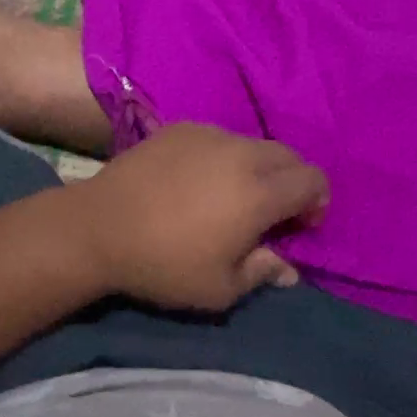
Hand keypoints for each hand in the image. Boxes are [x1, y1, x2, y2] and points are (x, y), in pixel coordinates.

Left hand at [65, 122, 328, 311]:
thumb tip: (289, 269)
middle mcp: (242, 154)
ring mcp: (211, 135)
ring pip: (254, 144)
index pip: (313, 180)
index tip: (300, 225)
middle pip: (289, 155)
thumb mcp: (219, 289)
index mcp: (260, 192)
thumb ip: (262, 273)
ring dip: (258, 167)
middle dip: (292, 181)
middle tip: (272, 212)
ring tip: (233, 196)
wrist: (100, 225)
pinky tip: (199, 181)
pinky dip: (225, 156)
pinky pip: (220, 138)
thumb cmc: (164, 264)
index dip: (317, 202)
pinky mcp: (182, 127)